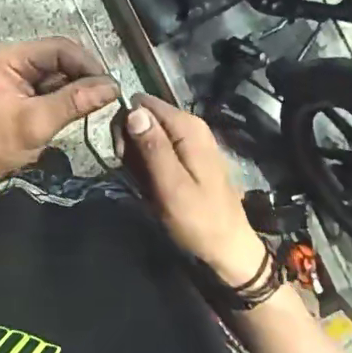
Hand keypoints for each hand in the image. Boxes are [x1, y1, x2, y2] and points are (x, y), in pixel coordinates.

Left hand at [0, 38, 119, 182]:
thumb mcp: (37, 122)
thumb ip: (74, 102)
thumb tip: (113, 87)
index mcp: (11, 56)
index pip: (60, 48)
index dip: (87, 65)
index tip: (110, 86)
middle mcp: (17, 56)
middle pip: (64, 57)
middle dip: (86, 76)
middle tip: (108, 96)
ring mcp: (22, 70)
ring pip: (64, 70)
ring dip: (81, 87)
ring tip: (99, 103)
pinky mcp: (28, 86)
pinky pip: (58, 83)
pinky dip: (72, 95)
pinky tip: (84, 107)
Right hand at [112, 95, 267, 284]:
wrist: (228, 248)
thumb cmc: (199, 220)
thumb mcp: (171, 186)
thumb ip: (152, 146)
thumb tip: (133, 110)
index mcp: (188, 126)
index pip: (142, 104)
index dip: (126, 126)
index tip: (123, 155)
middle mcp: (191, 125)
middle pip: (145, 116)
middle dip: (131, 142)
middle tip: (133, 174)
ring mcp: (192, 140)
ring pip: (150, 133)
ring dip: (138, 156)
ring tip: (145, 183)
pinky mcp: (190, 155)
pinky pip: (159, 148)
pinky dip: (150, 164)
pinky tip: (154, 185)